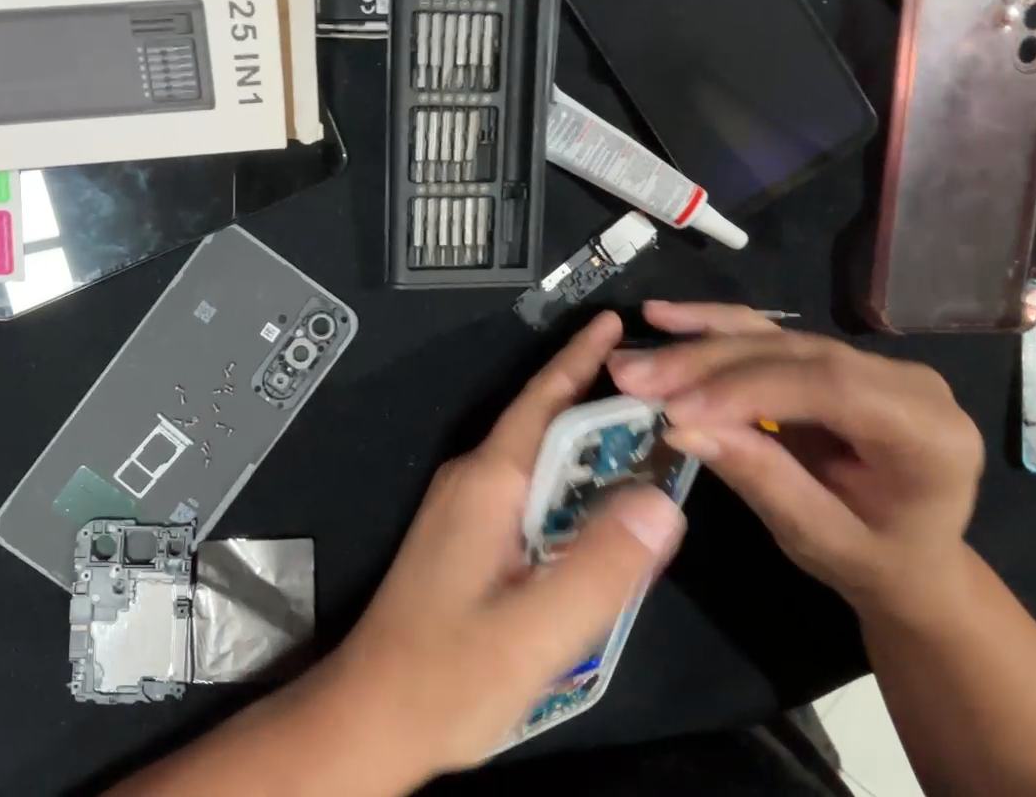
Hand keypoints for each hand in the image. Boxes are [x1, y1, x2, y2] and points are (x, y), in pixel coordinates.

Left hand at [319, 312, 686, 777]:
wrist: (372, 715)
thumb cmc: (446, 674)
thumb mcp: (535, 631)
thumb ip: (600, 568)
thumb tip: (662, 500)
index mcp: (486, 484)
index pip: (540, 403)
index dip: (577, 359)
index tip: (612, 320)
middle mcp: (472, 483)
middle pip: (542, 425)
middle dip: (596, 397)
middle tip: (661, 384)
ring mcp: (465, 511)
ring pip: (537, 460)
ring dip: (587, 445)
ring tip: (648, 436)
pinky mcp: (467, 540)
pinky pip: (529, 493)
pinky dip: (571, 485)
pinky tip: (602, 506)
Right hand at [608, 302, 984, 621]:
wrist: (910, 558)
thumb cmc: (874, 561)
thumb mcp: (820, 539)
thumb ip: (763, 480)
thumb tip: (682, 430)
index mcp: (929, 433)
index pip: (830, 387)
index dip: (746, 390)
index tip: (672, 410)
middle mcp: (906, 382)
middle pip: (792, 354)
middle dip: (704, 365)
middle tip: (630, 378)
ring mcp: (869, 362)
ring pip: (770, 339)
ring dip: (694, 347)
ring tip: (631, 360)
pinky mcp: (831, 358)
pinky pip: (766, 334)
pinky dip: (710, 327)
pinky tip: (662, 317)